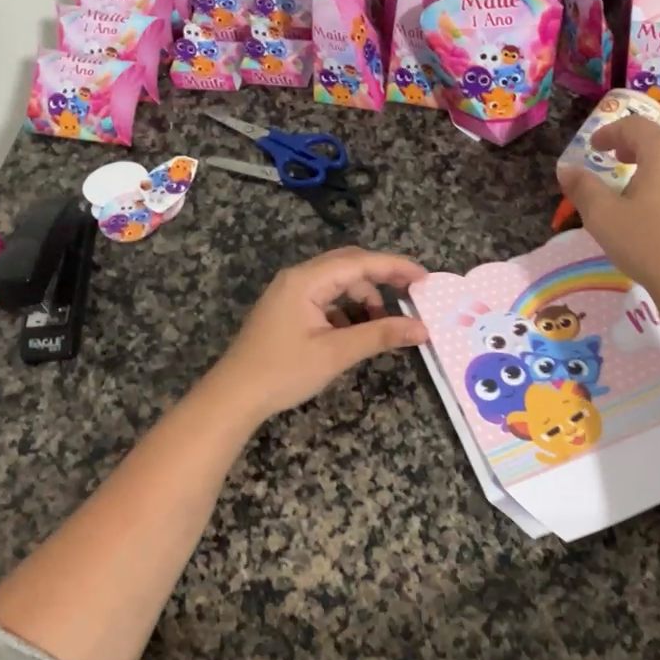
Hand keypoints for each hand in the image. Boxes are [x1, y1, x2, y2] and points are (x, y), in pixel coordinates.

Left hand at [204, 247, 428, 422]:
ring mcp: (291, 295)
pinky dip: (349, 312)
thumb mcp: (336, 353)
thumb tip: (421, 328)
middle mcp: (298, 279)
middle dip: (382, 279)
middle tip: (412, 296)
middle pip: (349, 266)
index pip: (360, 262)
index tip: (425, 278)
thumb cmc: (282, 372)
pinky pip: (327, 300)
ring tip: (383, 325)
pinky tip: (357, 333)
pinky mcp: (289, 312)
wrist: (234, 396)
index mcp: (306, 280)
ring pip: (339, 285)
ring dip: (365, 300)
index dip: (395, 267)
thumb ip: (380, 335)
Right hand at [556, 117, 659, 312]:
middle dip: (634, 149)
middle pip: (659, 142)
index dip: (610, 132)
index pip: (634, 126)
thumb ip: (583, 188)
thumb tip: (566, 169)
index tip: (595, 146)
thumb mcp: (604, 218)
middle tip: (616, 162)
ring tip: (638, 190)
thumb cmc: (648, 246)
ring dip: (655, 168)